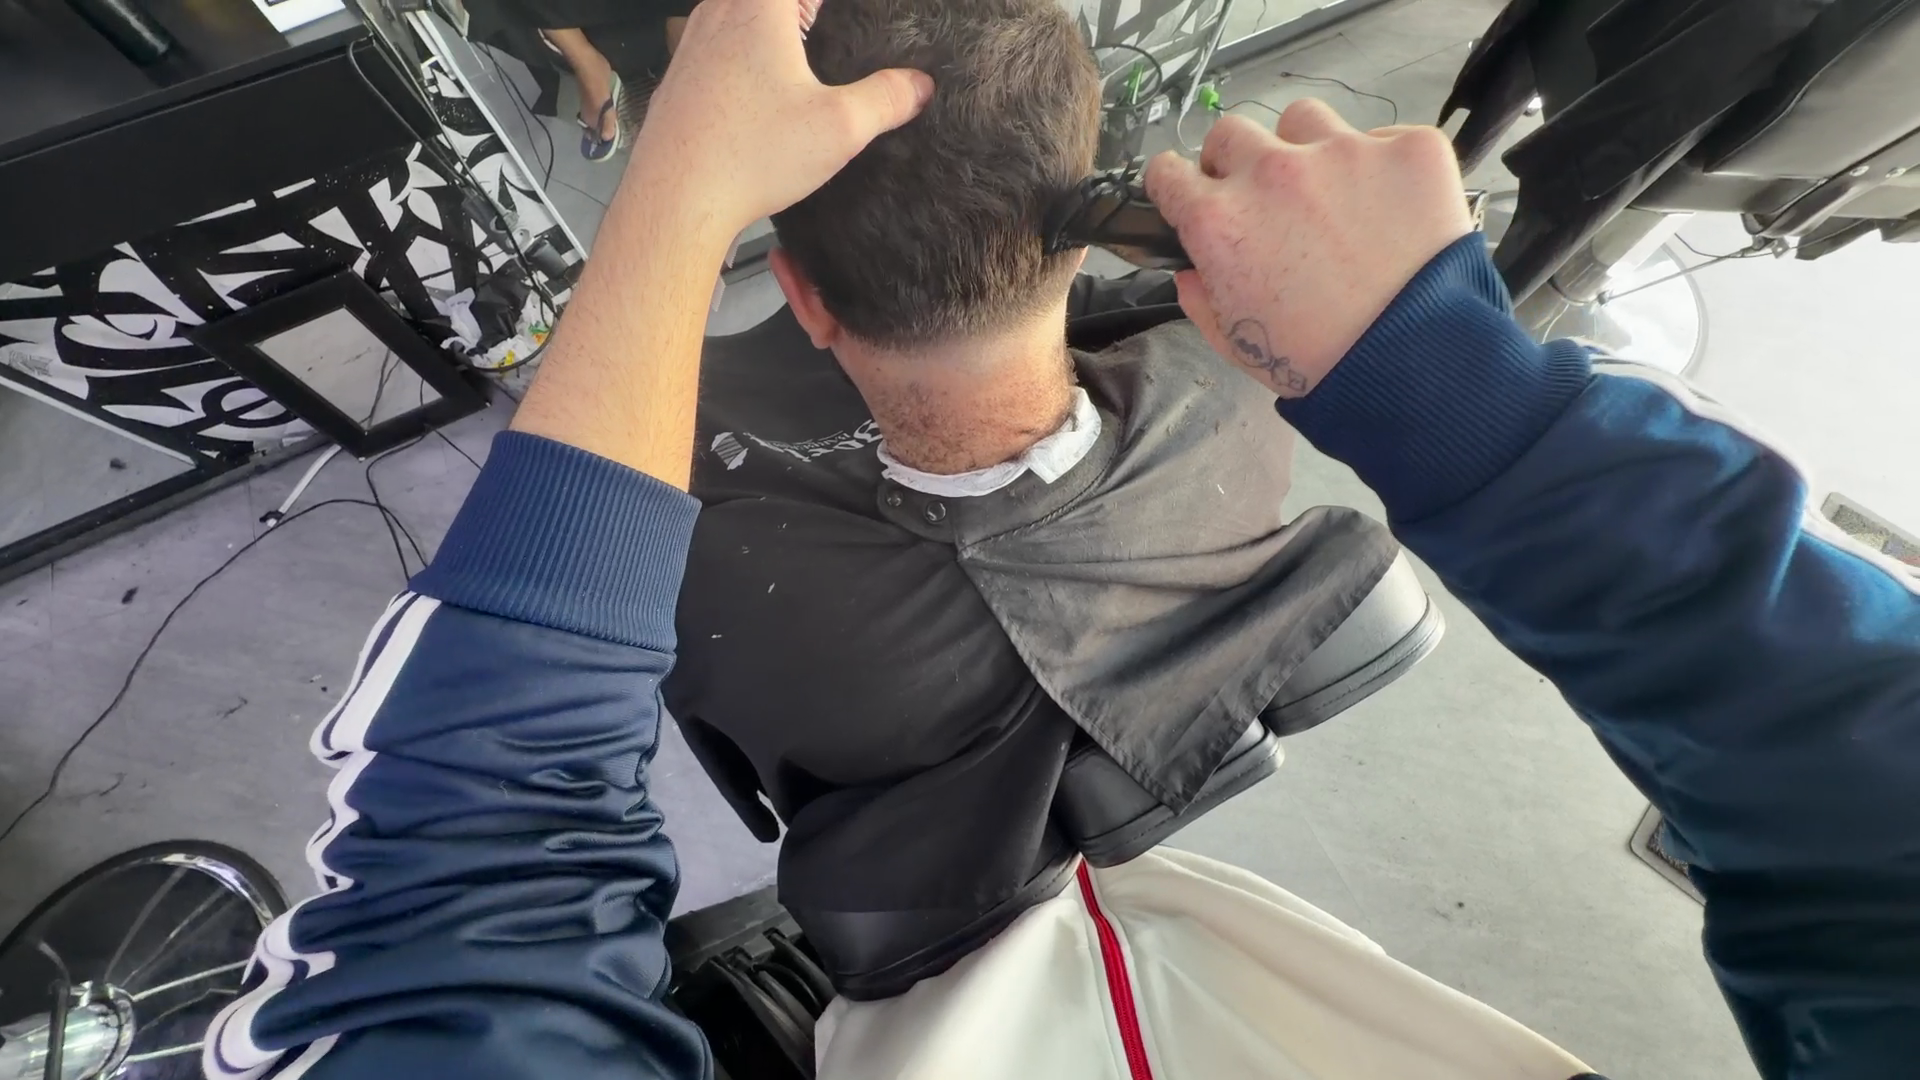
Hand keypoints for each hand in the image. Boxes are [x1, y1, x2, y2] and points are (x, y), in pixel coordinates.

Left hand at [630, 0, 934, 237]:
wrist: (678, 194)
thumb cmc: (752, 156)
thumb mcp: (838, 129)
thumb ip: (885, 100)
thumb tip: (920, 85)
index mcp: (761, 6)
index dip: (829, 7)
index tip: (857, 19)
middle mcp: (722, 10)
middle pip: (772, 2)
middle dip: (806, 14)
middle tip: (830, 30)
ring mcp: (695, 40)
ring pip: (741, 13)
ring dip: (774, 25)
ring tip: (806, 51)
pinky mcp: (684, 75)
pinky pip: (721, 44)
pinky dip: (748, 50)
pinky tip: (763, 88)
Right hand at [1144, 99, 1472, 396]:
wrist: (1406, 359)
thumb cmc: (1308, 360)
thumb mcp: (1229, 339)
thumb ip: (1197, 295)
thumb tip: (1192, 268)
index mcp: (1218, 222)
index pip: (1166, 172)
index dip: (1172, 185)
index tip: (1185, 193)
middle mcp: (1271, 173)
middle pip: (1229, 133)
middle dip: (1232, 163)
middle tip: (1256, 199)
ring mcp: (1342, 151)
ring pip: (1301, 120)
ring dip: (1299, 149)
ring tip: (1323, 192)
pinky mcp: (1406, 148)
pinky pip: (1376, 138)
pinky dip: (1371, 167)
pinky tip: (1383, 209)